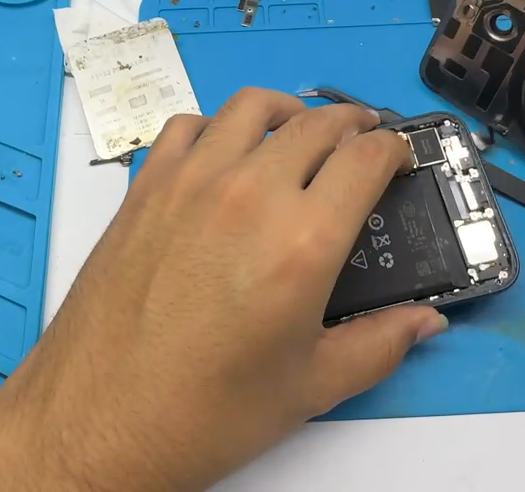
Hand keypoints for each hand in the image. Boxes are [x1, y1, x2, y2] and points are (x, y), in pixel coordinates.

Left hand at [0, 89, 445, 491]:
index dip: (394, 149)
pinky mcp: (148, 182)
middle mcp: (251, 192)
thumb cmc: (207, 411)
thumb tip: (427, 323)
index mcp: (303, 240)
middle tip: (363, 138)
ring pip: (253, 107)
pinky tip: (223, 152)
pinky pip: (189, 124)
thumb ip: (379, 345)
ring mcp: (193, 178)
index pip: (366, 159)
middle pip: (318, 124)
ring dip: (289, 110)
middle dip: (353, 124)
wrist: (97, 418)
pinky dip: (218, 126)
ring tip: (299, 130)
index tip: (399, 156)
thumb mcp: (309, 388)